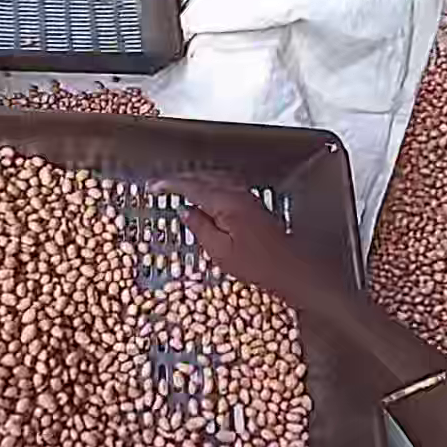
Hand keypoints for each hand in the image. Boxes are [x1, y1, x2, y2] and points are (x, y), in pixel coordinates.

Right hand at [159, 175, 358, 314]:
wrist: (292, 269)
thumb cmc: (256, 265)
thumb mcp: (220, 251)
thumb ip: (200, 228)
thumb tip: (185, 211)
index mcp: (226, 203)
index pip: (192, 186)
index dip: (170, 185)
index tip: (153, 187)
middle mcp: (237, 193)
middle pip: (204, 177)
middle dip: (181, 179)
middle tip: (161, 185)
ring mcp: (247, 197)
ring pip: (216, 179)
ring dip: (195, 179)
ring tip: (178, 186)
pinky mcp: (253, 204)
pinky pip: (225, 185)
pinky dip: (209, 185)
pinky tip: (205, 193)